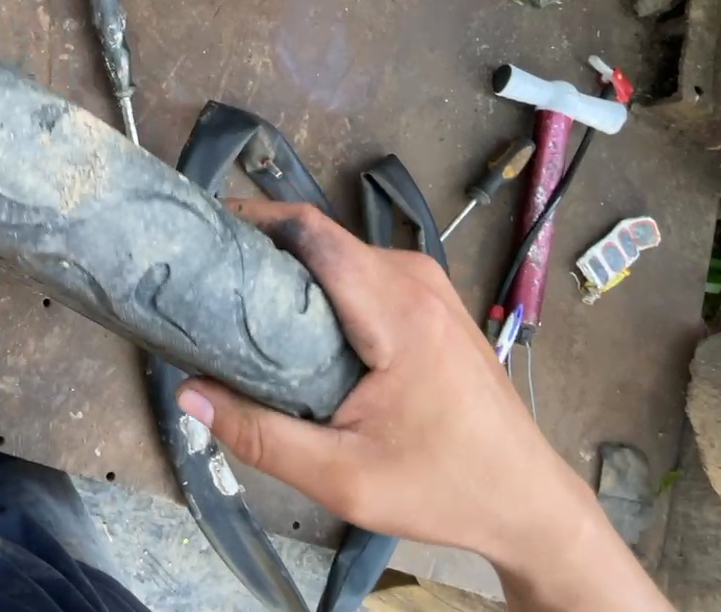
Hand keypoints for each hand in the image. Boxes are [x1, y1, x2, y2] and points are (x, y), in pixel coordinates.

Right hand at [176, 201, 612, 587]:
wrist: (531, 502)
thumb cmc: (443, 488)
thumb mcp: (344, 479)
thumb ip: (261, 437)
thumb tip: (189, 394)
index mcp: (398, 311)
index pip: (314, 232)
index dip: (255, 218)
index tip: (205, 231)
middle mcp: (414, 279)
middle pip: (321, 236)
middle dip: (261, 243)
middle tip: (209, 273)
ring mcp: (427, 284)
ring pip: (339, 249)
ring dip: (289, 260)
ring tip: (238, 290)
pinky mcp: (429, 297)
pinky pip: (359, 266)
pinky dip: (318, 276)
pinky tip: (290, 310)